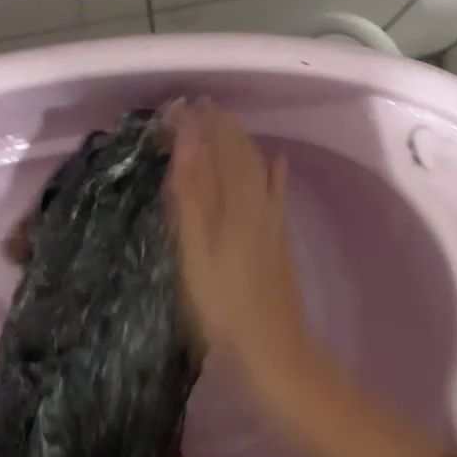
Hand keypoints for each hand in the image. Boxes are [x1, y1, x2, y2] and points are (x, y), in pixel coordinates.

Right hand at [165, 99, 309, 374]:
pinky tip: (276, 159)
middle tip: (196, 106)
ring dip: (239, 140)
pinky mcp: (278, 236)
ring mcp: (271, 219)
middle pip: (238, 153)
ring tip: (222, 120)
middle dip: (218, 126)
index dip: (199, 125)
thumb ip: (192, 197)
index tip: (178, 106)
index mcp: (235, 203)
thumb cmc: (223, 308)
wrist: (273, 350)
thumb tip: (188, 144)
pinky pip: (275, 191)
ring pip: (256, 166)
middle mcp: (257, 202)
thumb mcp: (196, 254)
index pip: (217, 149)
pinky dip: (272, 171)